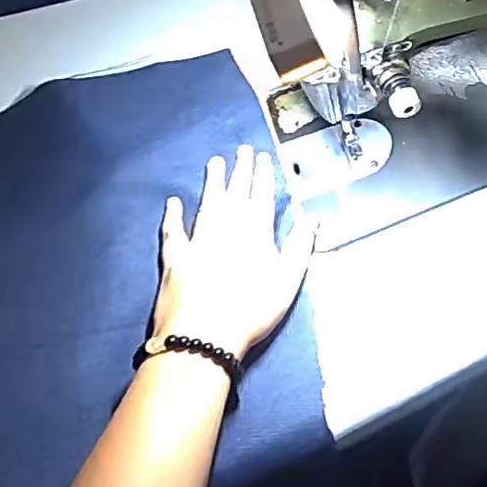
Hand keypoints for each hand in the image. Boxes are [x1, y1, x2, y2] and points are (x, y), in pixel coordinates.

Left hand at [153, 146, 315, 360]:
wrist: (203, 336)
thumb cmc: (253, 308)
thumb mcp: (289, 277)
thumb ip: (301, 243)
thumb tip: (314, 217)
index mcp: (256, 231)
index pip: (262, 195)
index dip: (263, 175)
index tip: (263, 157)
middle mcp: (226, 228)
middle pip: (235, 192)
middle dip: (241, 170)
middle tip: (242, 150)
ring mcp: (197, 241)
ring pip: (207, 203)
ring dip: (212, 182)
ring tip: (215, 163)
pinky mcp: (174, 258)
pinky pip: (173, 231)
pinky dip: (173, 216)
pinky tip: (173, 203)